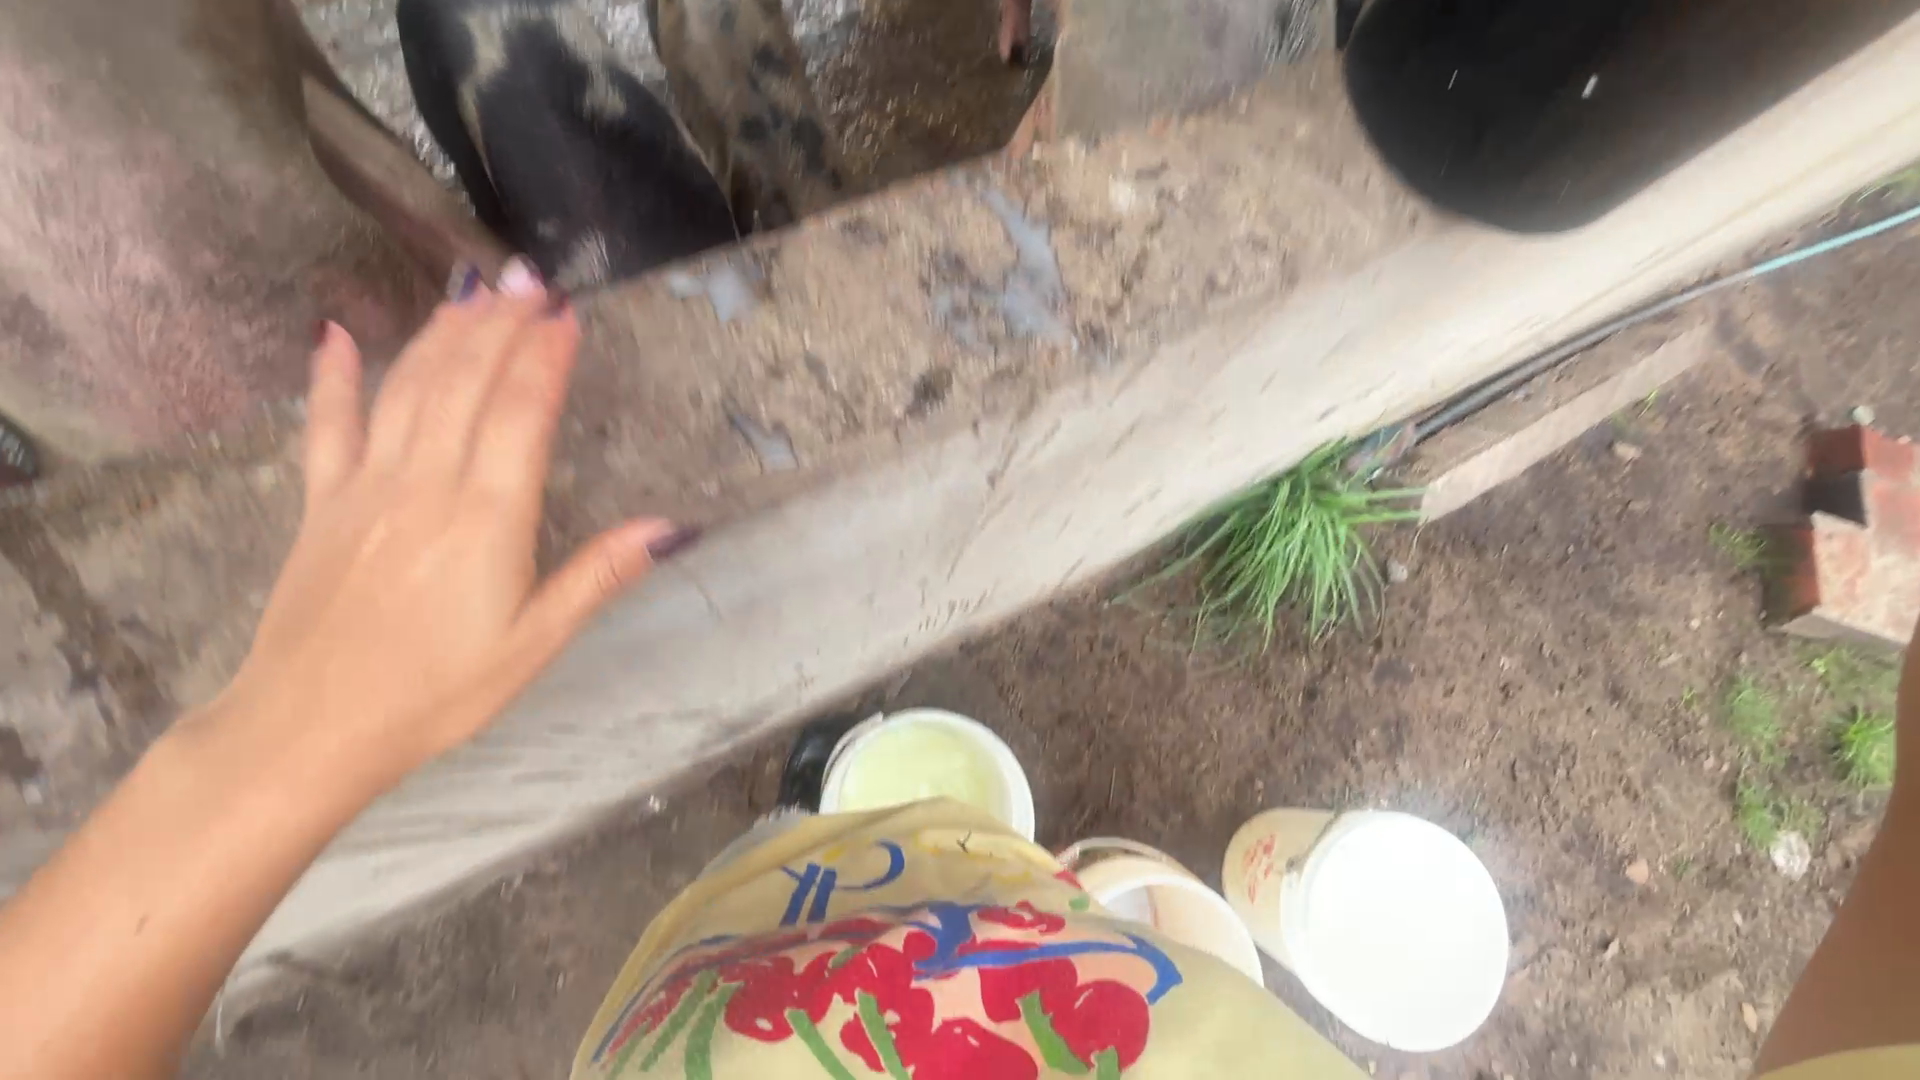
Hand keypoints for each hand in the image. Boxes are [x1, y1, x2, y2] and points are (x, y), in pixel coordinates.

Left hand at [204, 260, 690, 797]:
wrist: (310, 729)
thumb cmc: (440, 691)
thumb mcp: (537, 642)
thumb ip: (599, 575)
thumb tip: (670, 527)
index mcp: (486, 516)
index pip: (521, 412)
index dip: (545, 357)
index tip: (567, 314)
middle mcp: (425, 484)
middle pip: (465, 382)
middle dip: (500, 323)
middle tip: (528, 277)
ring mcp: (364, 486)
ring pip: (405, 388)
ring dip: (441, 332)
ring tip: (472, 289)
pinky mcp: (320, 503)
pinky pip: (325, 425)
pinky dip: (331, 376)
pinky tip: (336, 333)